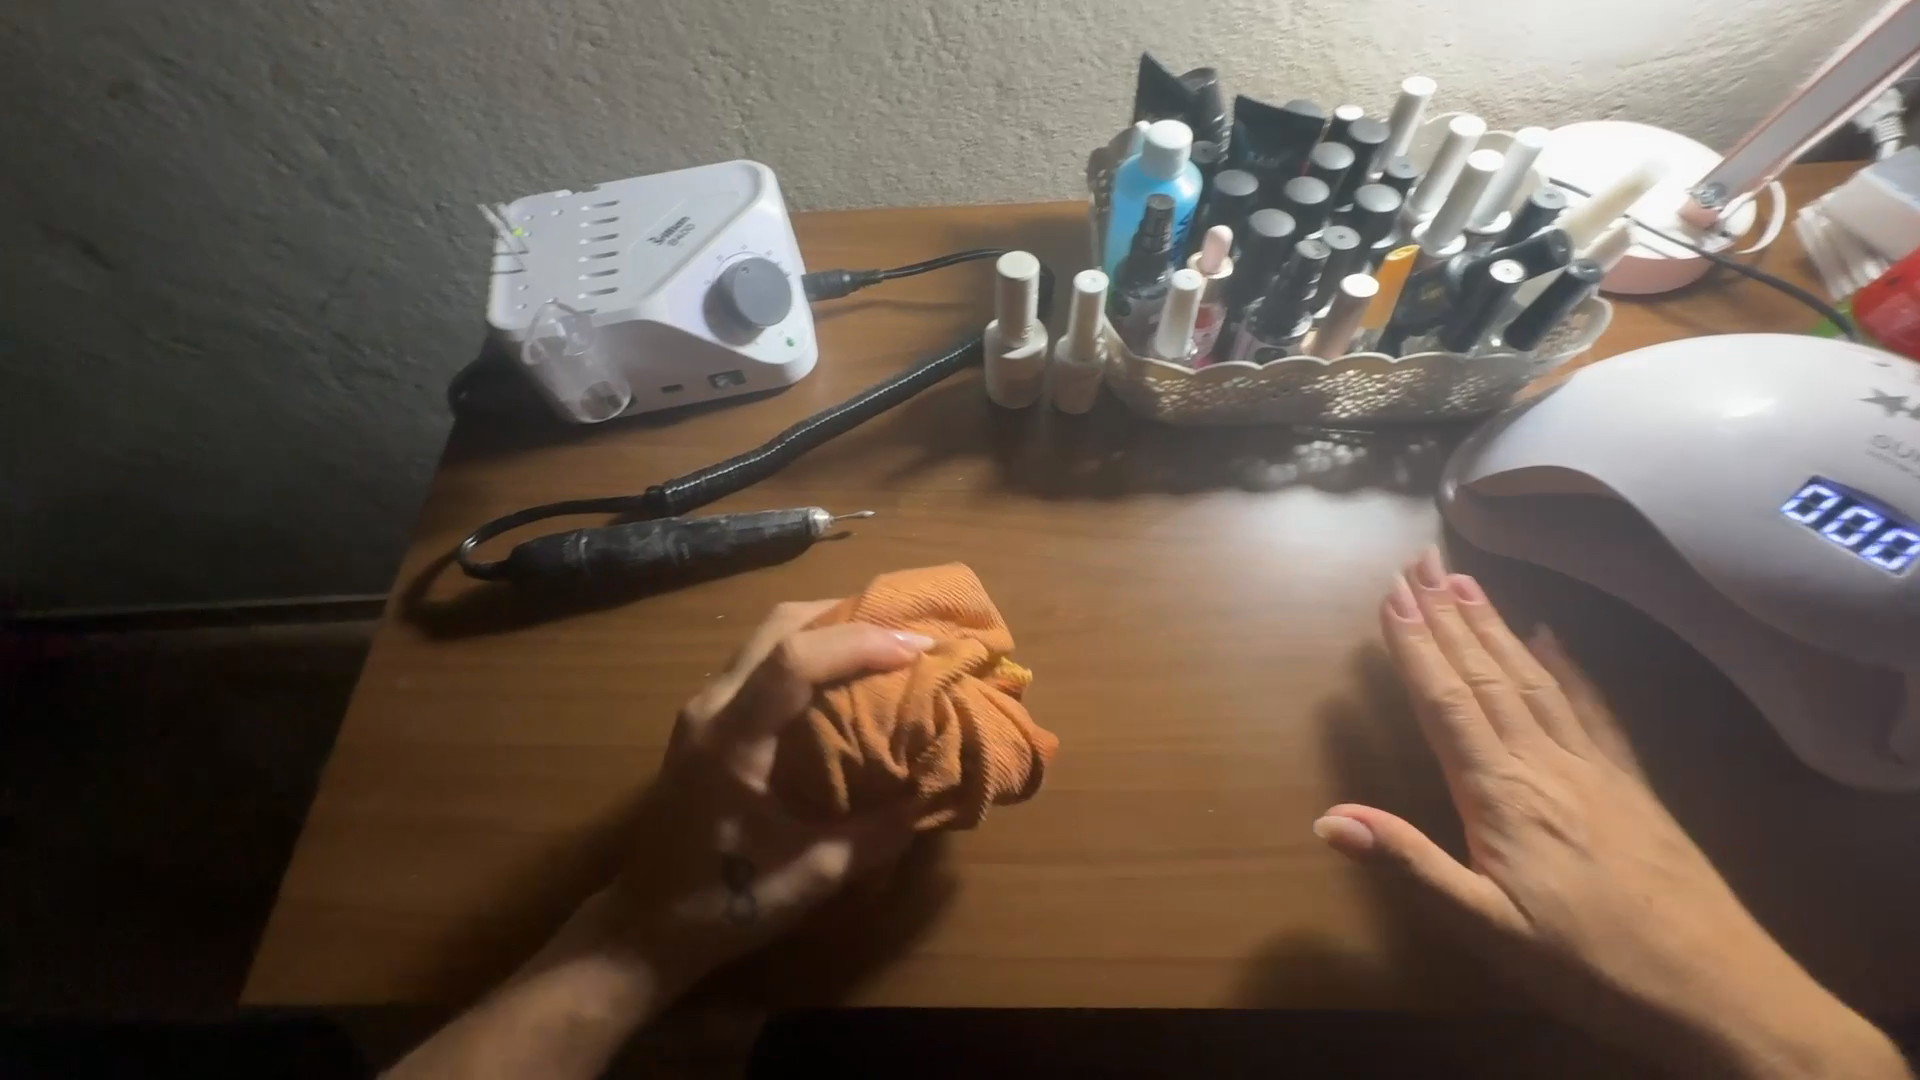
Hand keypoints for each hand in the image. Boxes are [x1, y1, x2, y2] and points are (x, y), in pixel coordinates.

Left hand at [386, 602, 932, 1079]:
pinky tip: (843, 670)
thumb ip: (875, 836)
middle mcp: (712, 707)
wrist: (642, 927)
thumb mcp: (810, 878)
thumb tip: (931, 796)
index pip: (793, 661)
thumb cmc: (721, 906)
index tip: (915, 649)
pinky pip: (763, 655)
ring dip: (829, 625)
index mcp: (730, 742)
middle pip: (781, 625)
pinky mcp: (708, 714)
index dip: (858, 643)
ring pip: (769, 632)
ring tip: (884, 642)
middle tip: (907, 634)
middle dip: (850, 617)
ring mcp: (704, 705)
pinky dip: (809, 646)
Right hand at [1316, 548, 1908, 1079]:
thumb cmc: (1590, 964)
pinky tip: (1553, 635)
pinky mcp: (1629, 783)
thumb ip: (1409, 864)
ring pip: (1532, 679)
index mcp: (1500, 792)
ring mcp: (1592, 768)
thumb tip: (1327, 820)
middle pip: (1486, 674)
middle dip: (1449, 614)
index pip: (1445, 701)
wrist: (1728, 999)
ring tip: (1467, 580)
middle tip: (1422, 561)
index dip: (1416, 645)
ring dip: (1493, 626)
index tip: (1394, 594)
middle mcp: (1543, 763)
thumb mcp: (1486, 927)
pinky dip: (1568, 667)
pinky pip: (1592, 710)